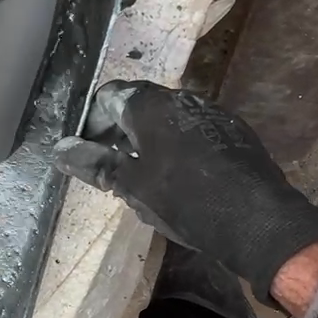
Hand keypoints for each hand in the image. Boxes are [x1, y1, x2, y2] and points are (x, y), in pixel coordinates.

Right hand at [55, 81, 317, 306]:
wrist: (260, 222)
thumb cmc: (183, 199)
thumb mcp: (130, 185)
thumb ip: (93, 163)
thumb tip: (58, 148)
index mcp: (149, 104)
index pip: (110, 95)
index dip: (93, 120)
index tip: (89, 149)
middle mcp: (180, 98)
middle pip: (139, 105)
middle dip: (122, 130)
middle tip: (113, 164)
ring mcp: (212, 113)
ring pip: (169, 119)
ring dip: (151, 139)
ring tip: (146, 174)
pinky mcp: (236, 133)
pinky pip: (195, 131)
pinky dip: (180, 147)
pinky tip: (183, 178)